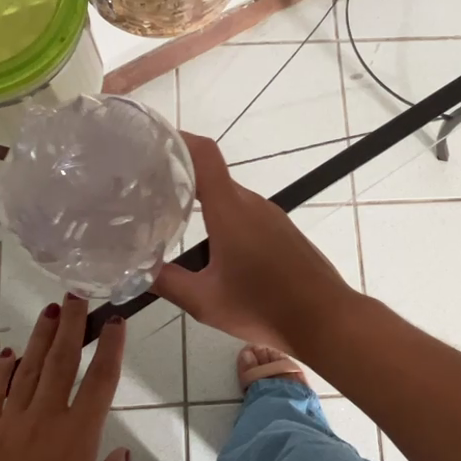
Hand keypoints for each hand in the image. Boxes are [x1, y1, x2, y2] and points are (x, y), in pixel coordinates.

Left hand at [0, 296, 134, 460]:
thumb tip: (121, 458)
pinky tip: (7, 354)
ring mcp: (4, 430)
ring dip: (40, 338)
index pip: (100, 381)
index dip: (112, 348)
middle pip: (61, 362)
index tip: (117, 321)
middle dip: (73, 325)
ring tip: (51, 311)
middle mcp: (41, 425)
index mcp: (77, 443)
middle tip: (79, 294)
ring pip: (26, 370)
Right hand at [151, 134, 360, 356]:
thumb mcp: (205, 302)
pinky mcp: (281, 229)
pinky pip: (244, 211)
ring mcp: (270, 214)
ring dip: (201, 198)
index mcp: (230, 210)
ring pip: (228, 196)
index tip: (150, 142)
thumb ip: (167, 283)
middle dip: (179, 174)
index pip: (204, 154)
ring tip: (170, 212)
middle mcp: (251, 203)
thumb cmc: (264, 308)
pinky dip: (222, 215)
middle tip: (145, 187)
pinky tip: (209, 241)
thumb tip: (134, 271)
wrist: (327, 320)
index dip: (178, 139)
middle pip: (211, 173)